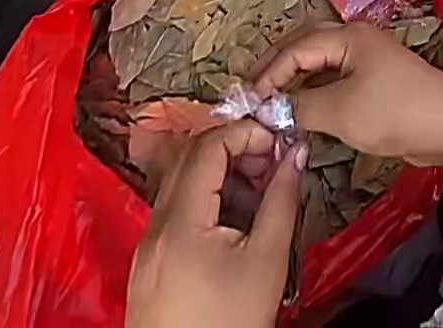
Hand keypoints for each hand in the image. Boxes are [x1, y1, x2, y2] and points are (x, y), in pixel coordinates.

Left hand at [127, 120, 305, 327]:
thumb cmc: (232, 323)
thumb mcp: (267, 258)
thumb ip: (282, 196)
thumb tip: (297, 150)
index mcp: (179, 223)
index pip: (207, 147)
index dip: (245, 134)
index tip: (277, 144)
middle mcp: (154, 227)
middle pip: (190, 158)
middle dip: (235, 147)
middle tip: (271, 161)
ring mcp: (146, 247)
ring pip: (183, 181)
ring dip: (223, 171)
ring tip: (260, 188)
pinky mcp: (148, 264)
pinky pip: (177, 208)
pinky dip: (209, 196)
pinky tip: (238, 215)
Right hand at [252, 21, 442, 163]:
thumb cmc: (392, 111)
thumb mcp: (339, 110)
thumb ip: (299, 105)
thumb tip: (270, 109)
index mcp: (348, 36)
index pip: (297, 47)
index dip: (269, 72)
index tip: (248, 100)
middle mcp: (355, 40)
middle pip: (306, 44)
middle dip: (277, 65)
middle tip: (251, 90)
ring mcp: (364, 59)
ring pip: (319, 61)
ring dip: (294, 77)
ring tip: (269, 101)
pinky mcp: (371, 81)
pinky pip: (332, 78)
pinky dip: (312, 89)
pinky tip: (298, 109)